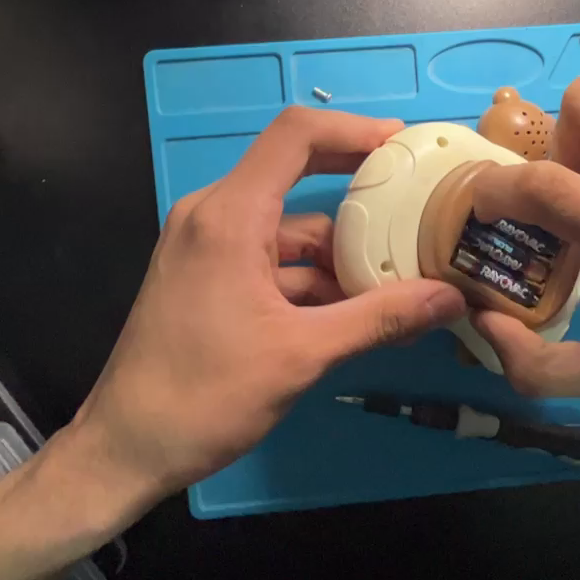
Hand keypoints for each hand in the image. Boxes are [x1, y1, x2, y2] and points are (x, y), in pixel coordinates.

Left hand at [53, 107, 467, 502]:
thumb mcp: (302, 355)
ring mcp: (207, 246)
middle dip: (356, 188)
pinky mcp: (207, 276)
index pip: (295, 136)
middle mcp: (214, 216)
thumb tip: (451, 298)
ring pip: (287, 229)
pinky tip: (353, 310)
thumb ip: (379, 319)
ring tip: (399, 275)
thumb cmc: (205, 395)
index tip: (404, 146)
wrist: (127, 448)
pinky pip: (270, 259)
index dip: (353, 130)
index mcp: (230, 215)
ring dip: (338, 251)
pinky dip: (311, 278)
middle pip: (294, 175)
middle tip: (416, 198)